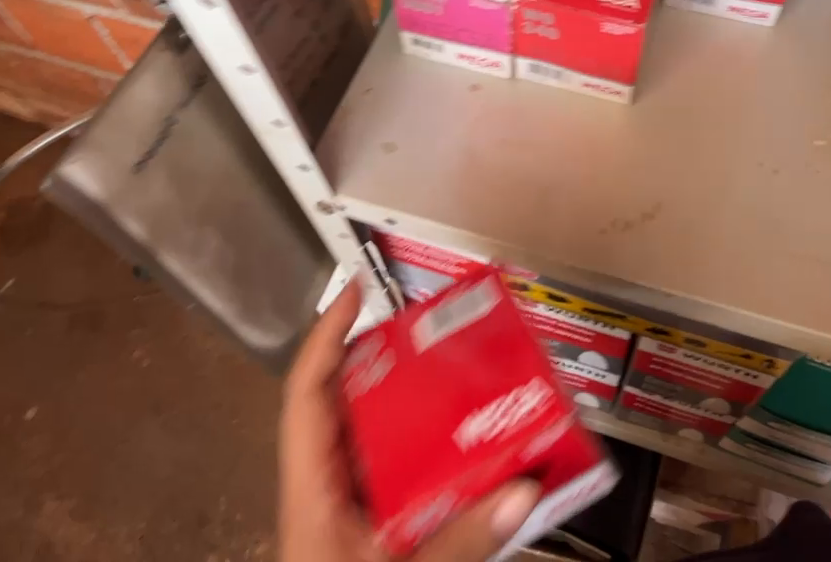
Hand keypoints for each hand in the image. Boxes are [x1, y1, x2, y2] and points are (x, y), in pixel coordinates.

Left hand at [279, 282, 542, 561]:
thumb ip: (461, 540)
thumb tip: (523, 488)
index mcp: (312, 494)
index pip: (307, 393)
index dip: (325, 337)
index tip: (354, 294)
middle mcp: (327, 494)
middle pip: (351, 407)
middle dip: (391, 365)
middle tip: (436, 336)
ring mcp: (350, 515)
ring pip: (383, 442)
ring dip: (421, 413)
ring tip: (465, 384)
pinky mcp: (376, 535)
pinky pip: (406, 479)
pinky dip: (436, 459)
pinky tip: (473, 455)